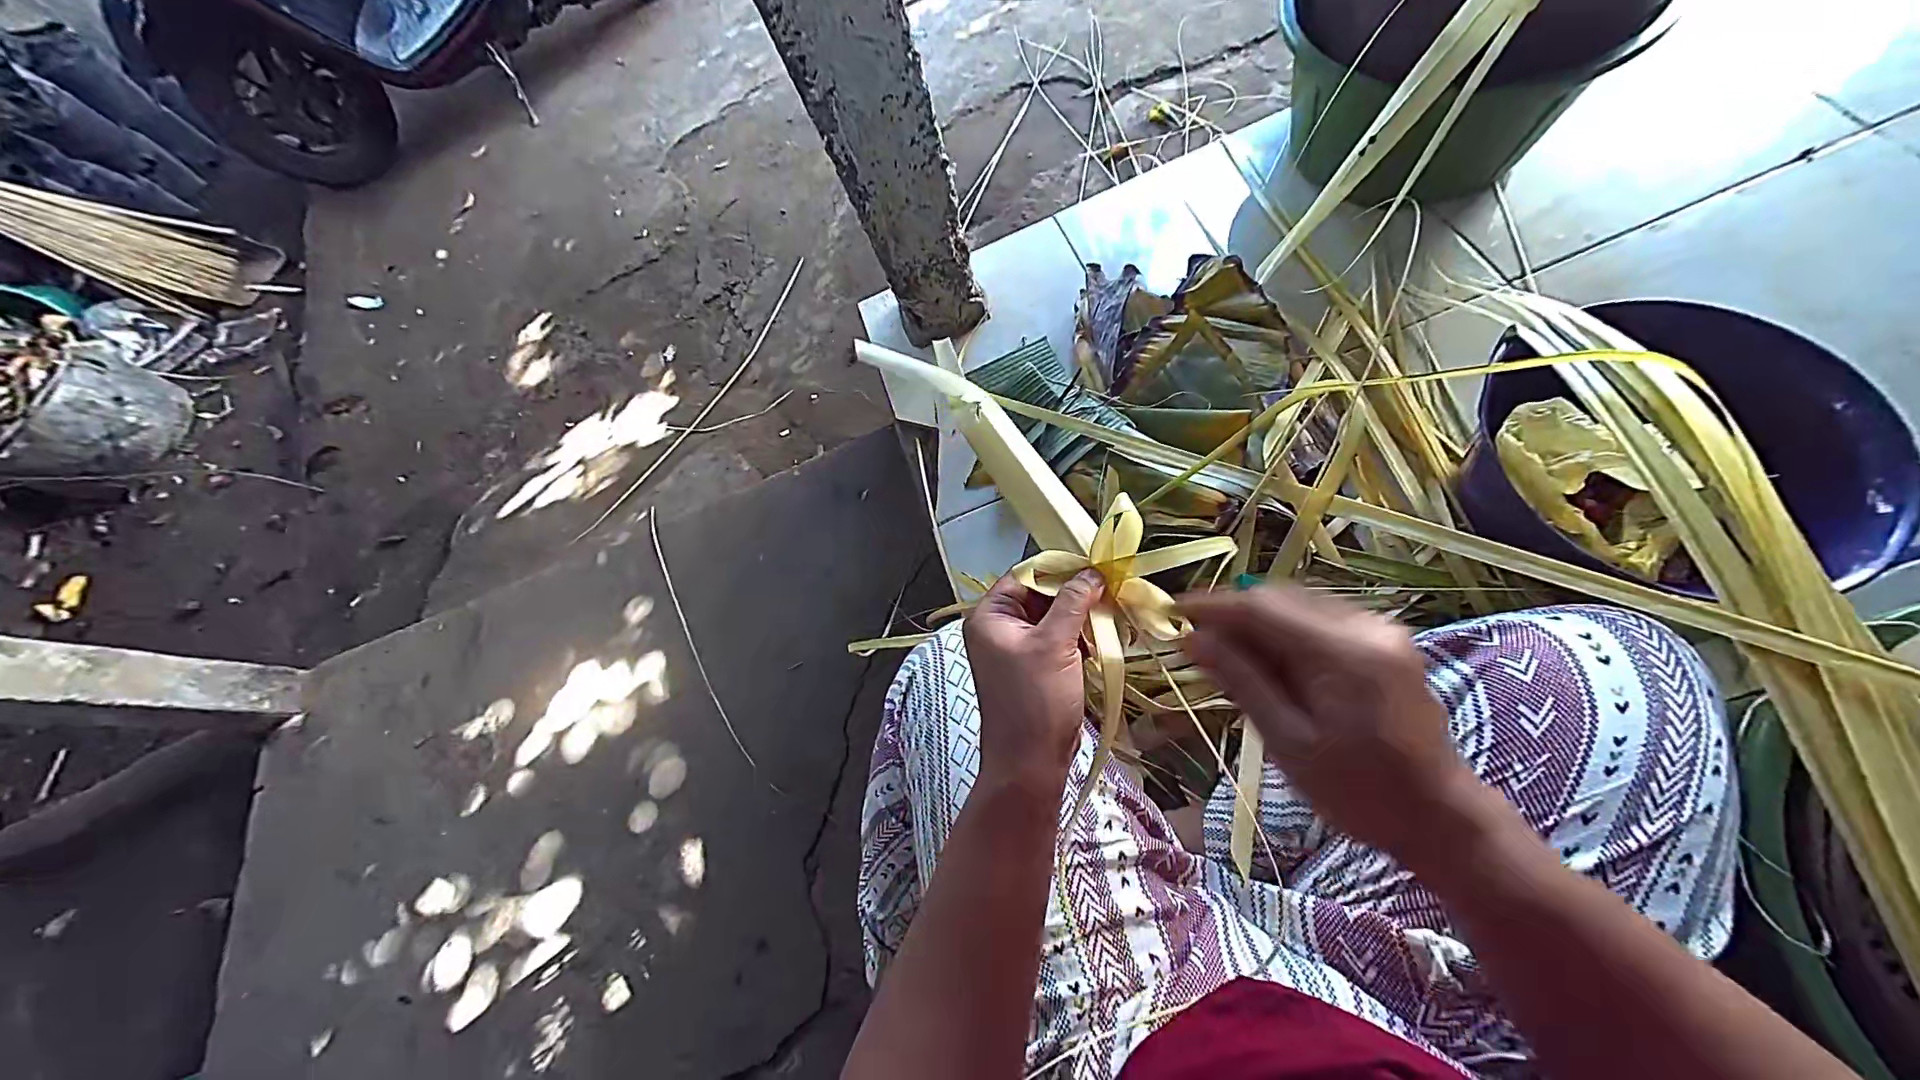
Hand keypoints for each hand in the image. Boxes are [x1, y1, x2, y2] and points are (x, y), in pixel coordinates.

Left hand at [963, 570, 1104, 793]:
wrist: (1031, 762)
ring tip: (1111, 615)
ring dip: (1082, 616)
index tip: (1093, 564)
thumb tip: (1092, 571)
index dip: (1057, 569)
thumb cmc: (1035, 700)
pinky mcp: (1037, 666)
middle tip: (1110, 589)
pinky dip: (1080, 637)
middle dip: (1075, 594)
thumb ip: (1073, 602)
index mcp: (990, 617)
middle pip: (1041, 595)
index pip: (1024, 576)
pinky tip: (1104, 639)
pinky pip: (1059, 639)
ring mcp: (1018, 648)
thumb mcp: (1054, 644)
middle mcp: (1000, 628)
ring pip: (1054, 617)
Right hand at [1179, 585, 1489, 859]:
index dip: (1212, 606)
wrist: (1441, 817)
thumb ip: (1241, 681)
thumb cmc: (1359, 793)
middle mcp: (1366, 627)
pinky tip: (1269, 661)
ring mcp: (1380, 630)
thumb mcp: (1288, 742)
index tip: (1172, 613)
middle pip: (1279, 597)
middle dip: (1233, 614)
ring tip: (1228, 656)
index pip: (1261, 607)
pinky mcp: (1383, 640)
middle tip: (1197, 643)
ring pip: (1297, 603)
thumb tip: (1192, 640)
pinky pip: (1318, 618)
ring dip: (1257, 622)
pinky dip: (1285, 630)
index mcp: (1343, 653)